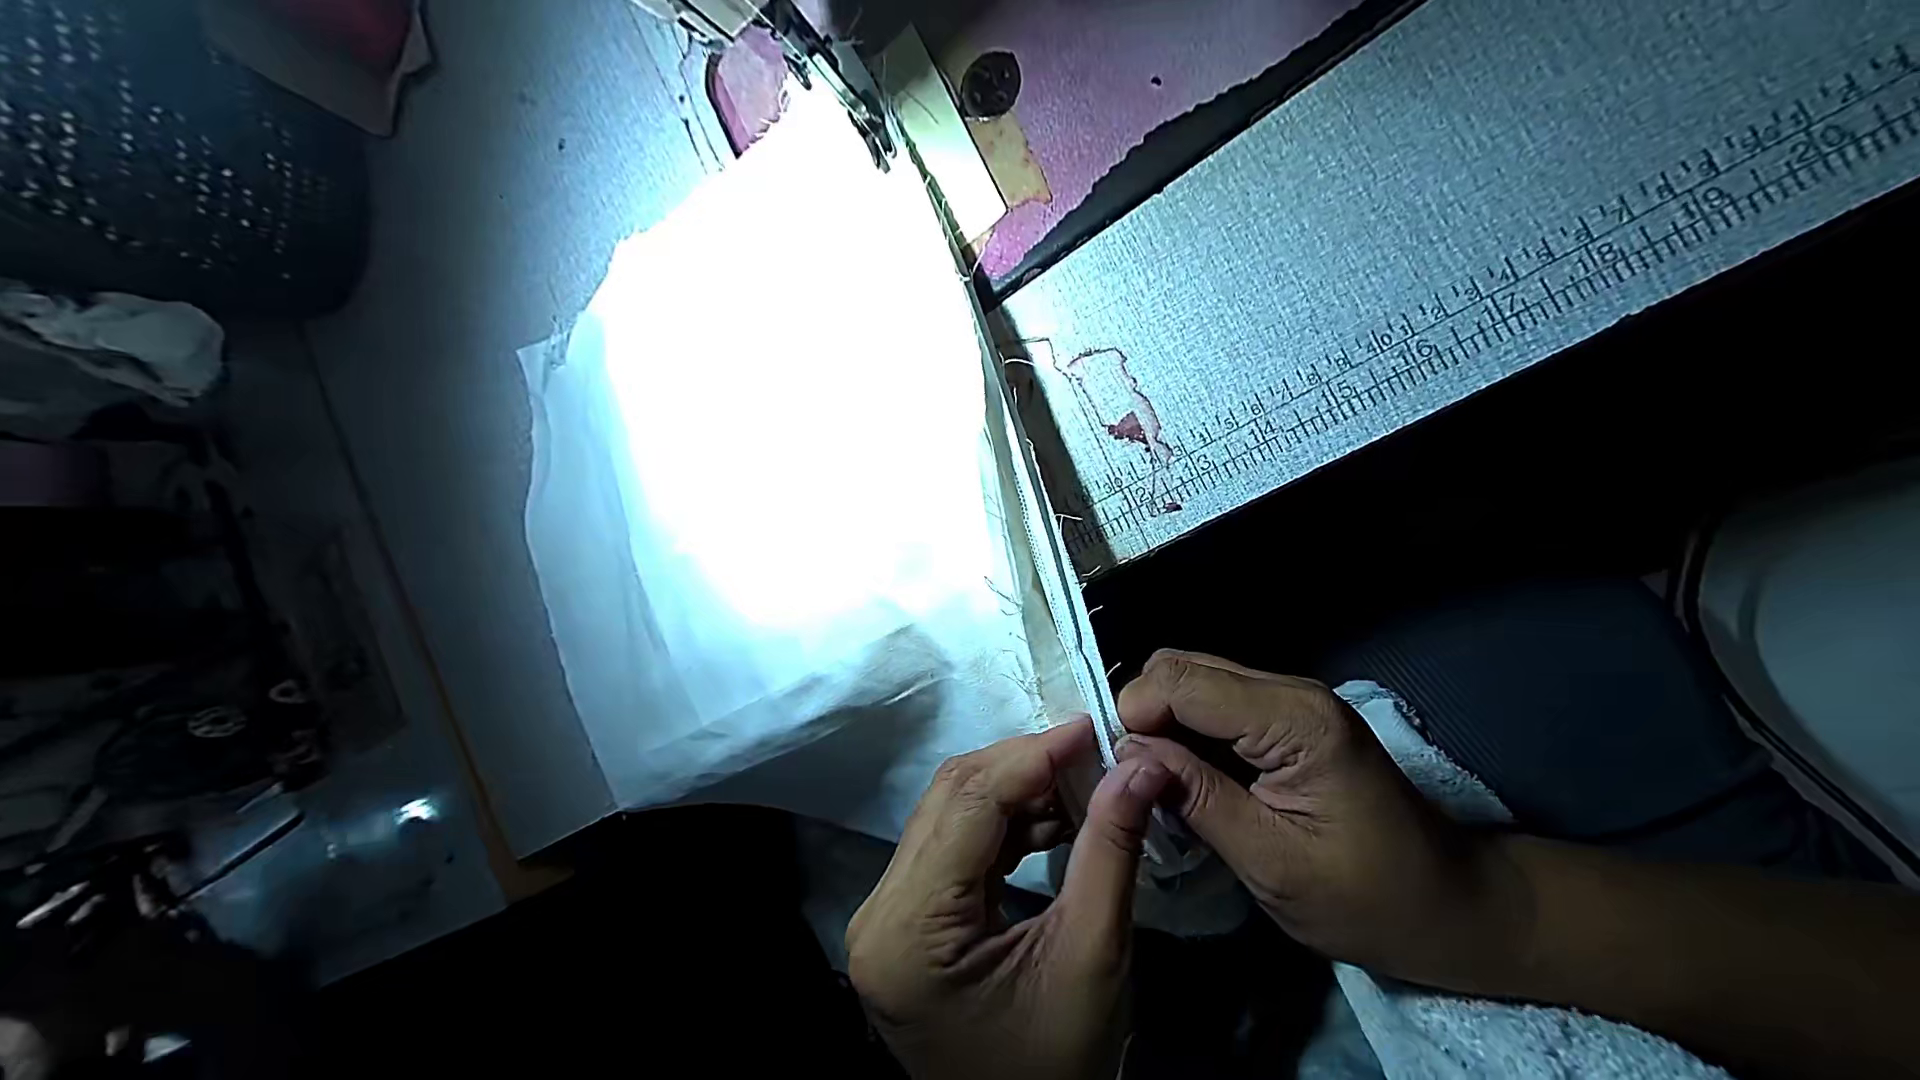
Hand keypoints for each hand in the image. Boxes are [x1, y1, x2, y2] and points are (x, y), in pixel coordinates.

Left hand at [846, 719, 1171, 1079]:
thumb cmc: (1057, 1069)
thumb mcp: (1092, 959)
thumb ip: (1110, 853)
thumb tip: (1140, 769)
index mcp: (909, 929)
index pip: (968, 804)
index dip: (1030, 757)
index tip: (1086, 730)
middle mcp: (882, 909)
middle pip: (952, 797)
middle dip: (1023, 766)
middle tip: (1087, 754)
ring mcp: (889, 909)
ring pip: (952, 810)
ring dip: (1016, 788)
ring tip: (1079, 783)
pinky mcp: (908, 912)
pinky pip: (955, 840)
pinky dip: (1004, 820)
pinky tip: (1051, 817)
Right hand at [1116, 651, 1528, 988]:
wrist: (1452, 905)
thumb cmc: (1369, 899)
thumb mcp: (1272, 864)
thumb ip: (1195, 798)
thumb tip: (1127, 754)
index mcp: (1293, 720)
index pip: (1180, 681)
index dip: (1136, 716)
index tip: (1124, 771)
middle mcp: (1288, 689)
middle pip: (1178, 666)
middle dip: (1143, 712)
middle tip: (1137, 774)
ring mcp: (1287, 695)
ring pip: (1188, 675)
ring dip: (1161, 718)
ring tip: (1158, 773)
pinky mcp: (1282, 711)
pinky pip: (1209, 697)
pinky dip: (1182, 725)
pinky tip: (1185, 767)